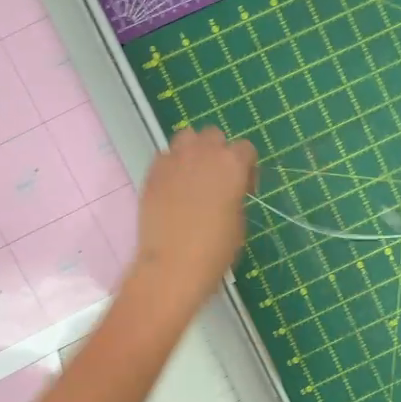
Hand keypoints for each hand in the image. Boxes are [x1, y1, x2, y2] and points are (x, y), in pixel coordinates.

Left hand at [126, 127, 256, 317]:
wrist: (173, 265)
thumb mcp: (238, 222)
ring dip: (194, 152)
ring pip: (186, 138)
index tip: (244, 190)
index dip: (247, 168)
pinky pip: (165, 157)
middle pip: (214, 136)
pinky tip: (173, 190)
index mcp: (232, 165)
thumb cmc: (215, 250)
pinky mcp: (152, 172)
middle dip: (219, 153)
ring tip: (193, 178)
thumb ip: (235, 196)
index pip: (246, 149)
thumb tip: (227, 192)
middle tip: (218, 181)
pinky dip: (172, 166)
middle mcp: (203, 153)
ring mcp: (174, 159)